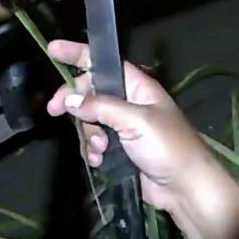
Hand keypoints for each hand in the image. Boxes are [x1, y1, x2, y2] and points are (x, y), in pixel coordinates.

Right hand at [44, 40, 225, 214]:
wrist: (184, 188)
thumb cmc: (168, 147)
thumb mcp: (136, 121)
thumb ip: (101, 107)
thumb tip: (69, 99)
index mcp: (137, 87)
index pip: (103, 64)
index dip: (78, 54)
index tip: (53, 50)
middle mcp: (127, 103)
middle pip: (89, 93)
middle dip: (73, 103)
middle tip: (53, 110)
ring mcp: (122, 128)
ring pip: (88, 121)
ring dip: (88, 135)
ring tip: (101, 149)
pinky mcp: (118, 150)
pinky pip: (93, 144)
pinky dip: (92, 152)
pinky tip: (100, 161)